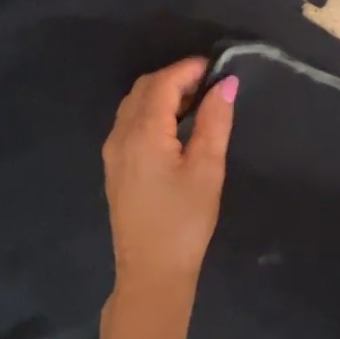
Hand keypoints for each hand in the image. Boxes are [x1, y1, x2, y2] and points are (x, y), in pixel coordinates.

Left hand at [101, 58, 238, 294]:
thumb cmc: (184, 221)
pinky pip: (129, 123)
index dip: (189, 69)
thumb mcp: (207, 168)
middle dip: (176, 78)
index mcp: (143, 133)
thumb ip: (215, 121)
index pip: (164, 83)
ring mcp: (113, 152)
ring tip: (198, 101)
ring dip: (163, 94)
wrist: (151, 272)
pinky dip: (152, 112)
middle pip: (144, 89)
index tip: (218, 67)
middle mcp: (120, 135)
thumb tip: (226, 84)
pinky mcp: (115, 166)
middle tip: (211, 83)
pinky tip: (176, 126)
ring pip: (134, 105)